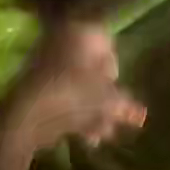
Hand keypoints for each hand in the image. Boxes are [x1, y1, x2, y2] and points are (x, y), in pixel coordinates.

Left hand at [6, 23, 146, 150]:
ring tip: (104, 133)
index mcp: (82, 33)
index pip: (108, 43)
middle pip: (94, 67)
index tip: (118, 88)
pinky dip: (78, 113)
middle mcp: (63, 41)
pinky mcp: (37, 86)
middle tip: (116, 116)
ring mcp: (47, 63)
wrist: (28, 115)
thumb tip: (141, 114)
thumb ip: (128, 105)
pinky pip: (65, 96)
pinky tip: (88, 137)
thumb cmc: (75, 97)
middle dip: (106, 96)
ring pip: (80, 85)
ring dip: (95, 110)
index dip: (115, 68)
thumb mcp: (110, 101)